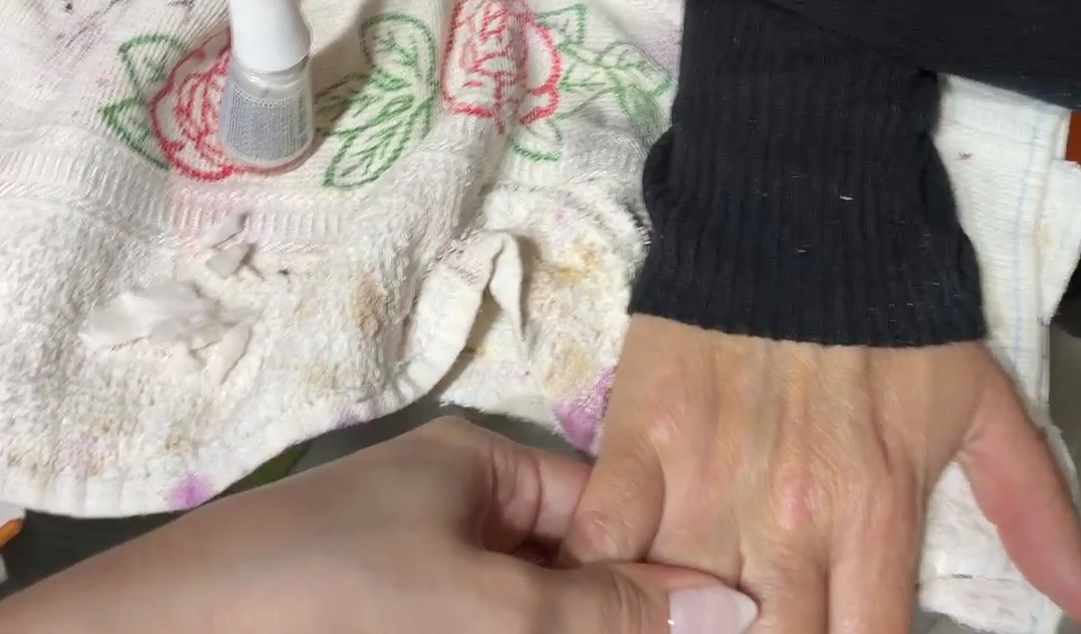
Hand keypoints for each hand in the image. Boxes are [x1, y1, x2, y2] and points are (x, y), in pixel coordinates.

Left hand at [0, 417, 759, 632]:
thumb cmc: (340, 595)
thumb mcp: (487, 603)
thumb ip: (604, 606)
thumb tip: (738, 605)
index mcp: (486, 464)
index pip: (605, 505)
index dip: (667, 566)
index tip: (740, 620)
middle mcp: (463, 502)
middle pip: (571, 561)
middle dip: (619, 613)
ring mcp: (427, 561)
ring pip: (529, 603)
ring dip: (572, 624)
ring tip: (628, 632)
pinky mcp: (399, 605)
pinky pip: (485, 617)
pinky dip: (518, 626)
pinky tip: (546, 630)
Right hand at [564, 317, 1080, 632]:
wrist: (794, 218)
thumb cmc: (882, 313)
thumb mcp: (979, 400)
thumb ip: (1034, 506)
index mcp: (874, 520)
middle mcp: (790, 526)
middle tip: (746, 608)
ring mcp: (708, 484)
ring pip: (679, 610)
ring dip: (676, 614)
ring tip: (675, 599)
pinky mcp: (642, 434)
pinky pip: (609, 531)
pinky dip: (604, 560)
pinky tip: (604, 569)